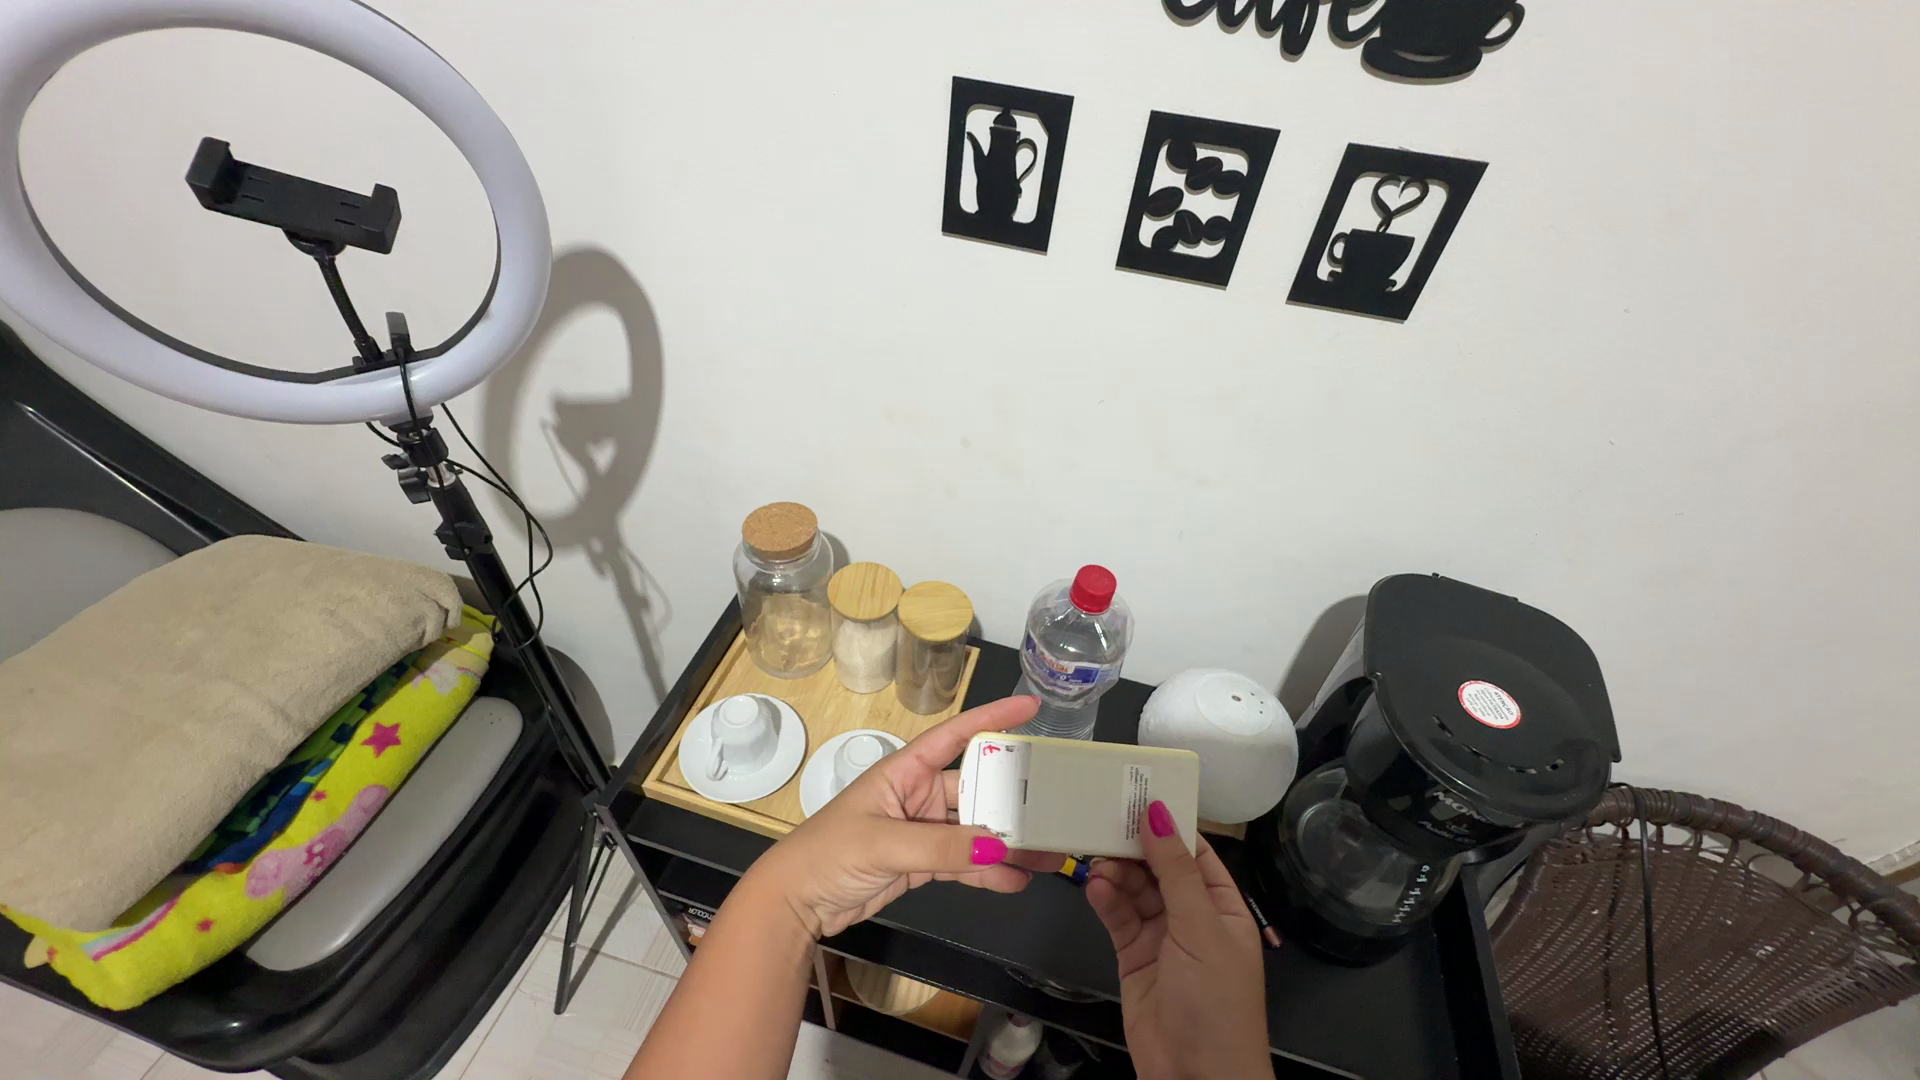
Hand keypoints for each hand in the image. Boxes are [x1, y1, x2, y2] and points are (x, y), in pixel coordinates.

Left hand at [742, 695, 1057, 939]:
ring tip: (1050, 854)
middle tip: (1054, 809)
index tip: (1031, 708)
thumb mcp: (882, 844)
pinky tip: (1017, 880)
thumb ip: (941, 848)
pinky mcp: (922, 863)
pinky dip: (989, 872)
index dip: (993, 718)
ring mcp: (923, 830)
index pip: (955, 735)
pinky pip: (965, 862)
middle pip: (976, 789)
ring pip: (975, 830)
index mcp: (906, 770)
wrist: (795, 902)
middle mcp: (919, 793)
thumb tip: (998, 847)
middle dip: (1013, 800)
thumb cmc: (828, 853)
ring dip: (1008, 842)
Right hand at [1085, 801, 1272, 1079]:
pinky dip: (1105, 899)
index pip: (1194, 851)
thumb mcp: (1200, 929)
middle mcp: (1191, 914)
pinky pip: (1117, 914)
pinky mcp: (1132, 953)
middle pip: (1157, 866)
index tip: (1136, 795)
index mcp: (1221, 905)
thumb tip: (1159, 813)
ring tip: (1096, 863)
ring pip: (1133, 887)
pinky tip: (1095, 889)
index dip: (1167, 823)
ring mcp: (1160, 934)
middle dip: (1132, 847)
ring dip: (1115, 873)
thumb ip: (1175, 870)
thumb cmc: (1216, 1002)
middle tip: (1102, 824)